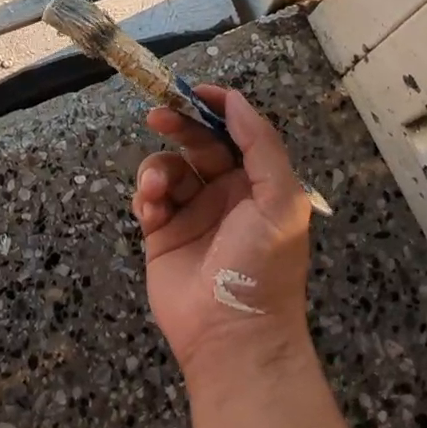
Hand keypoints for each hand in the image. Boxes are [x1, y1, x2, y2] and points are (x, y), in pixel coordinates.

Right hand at [130, 85, 313, 374]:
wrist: (232, 336)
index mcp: (256, 183)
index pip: (234, 131)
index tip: (190, 90)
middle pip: (196, 142)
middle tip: (156, 114)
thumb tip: (236, 99)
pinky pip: (148, 199)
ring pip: (167, 168)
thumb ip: (261, 145)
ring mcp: (191, 213)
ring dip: (158, 169)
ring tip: (156, 190)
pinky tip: (151, 210)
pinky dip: (145, 196)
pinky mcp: (162, 234)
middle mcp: (224, 193)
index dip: (215, 107)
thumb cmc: (263, 265)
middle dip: (177, 125)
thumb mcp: (281, 201)